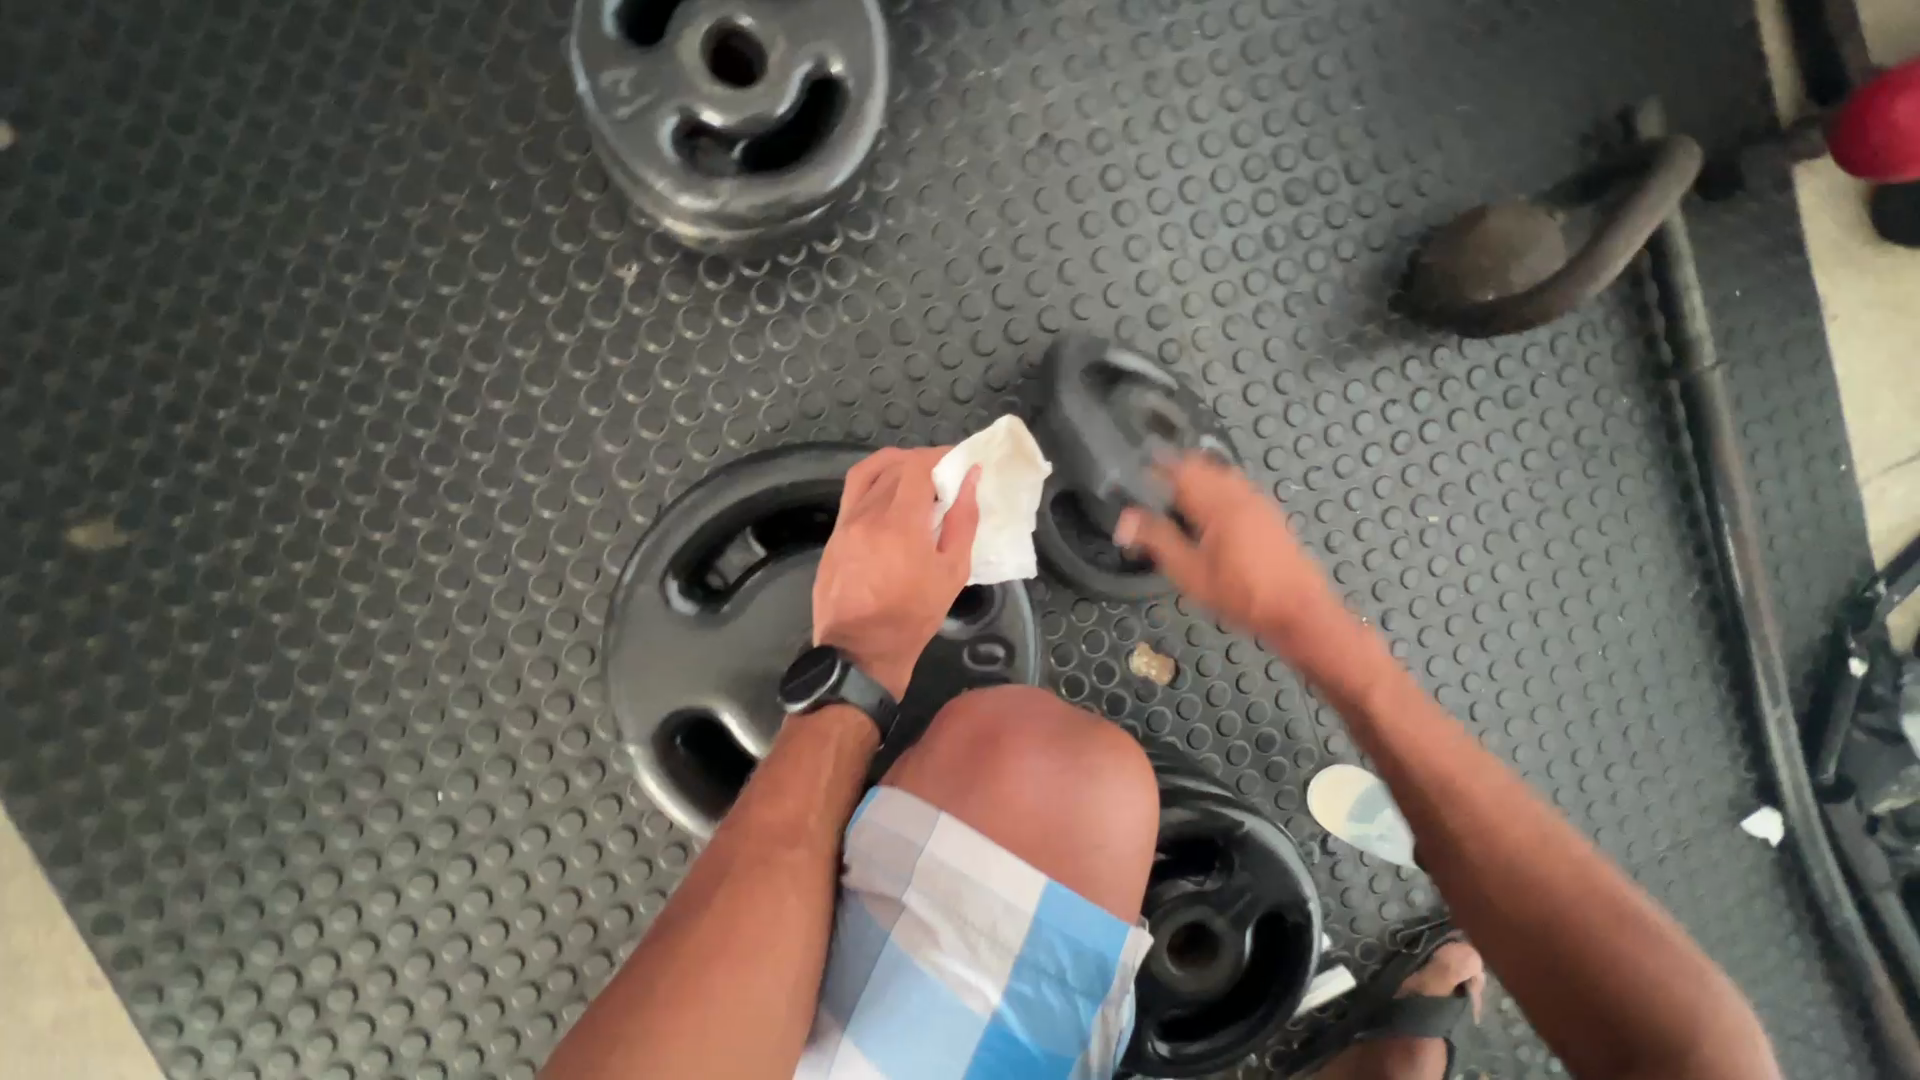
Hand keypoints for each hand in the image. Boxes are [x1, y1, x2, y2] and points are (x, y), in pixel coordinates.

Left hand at [812, 447, 981, 699]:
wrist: (860, 651)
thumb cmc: (913, 616)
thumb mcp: (951, 572)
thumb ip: (963, 521)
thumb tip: (970, 480)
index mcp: (899, 523)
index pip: (916, 466)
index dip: (939, 456)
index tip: (957, 460)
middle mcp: (866, 514)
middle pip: (892, 466)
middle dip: (920, 461)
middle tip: (942, 473)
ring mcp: (844, 524)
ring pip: (866, 475)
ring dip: (893, 467)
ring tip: (914, 478)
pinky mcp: (833, 538)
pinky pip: (853, 497)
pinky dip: (875, 487)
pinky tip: (892, 503)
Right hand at [1114, 454, 1337, 647]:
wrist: (1299, 611)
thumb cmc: (1241, 595)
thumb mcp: (1189, 573)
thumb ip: (1156, 540)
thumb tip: (1125, 521)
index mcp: (1218, 502)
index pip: (1180, 468)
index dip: (1154, 467)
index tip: (1133, 475)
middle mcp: (1241, 493)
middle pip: (1202, 465)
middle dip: (1175, 470)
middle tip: (1151, 486)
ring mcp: (1260, 502)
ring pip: (1221, 475)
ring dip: (1197, 479)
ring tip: (1175, 500)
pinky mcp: (1270, 515)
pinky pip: (1237, 488)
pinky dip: (1216, 491)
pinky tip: (1208, 517)